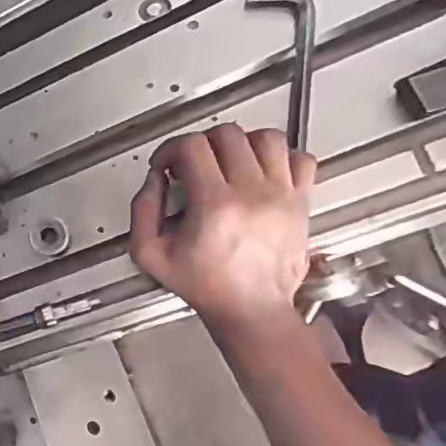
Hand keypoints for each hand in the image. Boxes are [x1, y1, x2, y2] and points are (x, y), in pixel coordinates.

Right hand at [129, 124, 315, 337]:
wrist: (251, 310)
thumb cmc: (207, 285)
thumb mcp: (150, 254)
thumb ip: (142, 210)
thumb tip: (154, 179)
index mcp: (214, 205)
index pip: (192, 146)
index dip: (171, 148)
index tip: (166, 164)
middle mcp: (252, 194)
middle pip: (228, 135)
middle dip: (202, 143)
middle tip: (193, 164)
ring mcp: (281, 196)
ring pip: (267, 138)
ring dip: (242, 143)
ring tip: (228, 161)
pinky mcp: (300, 203)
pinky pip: (302, 159)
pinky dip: (283, 157)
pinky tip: (263, 171)